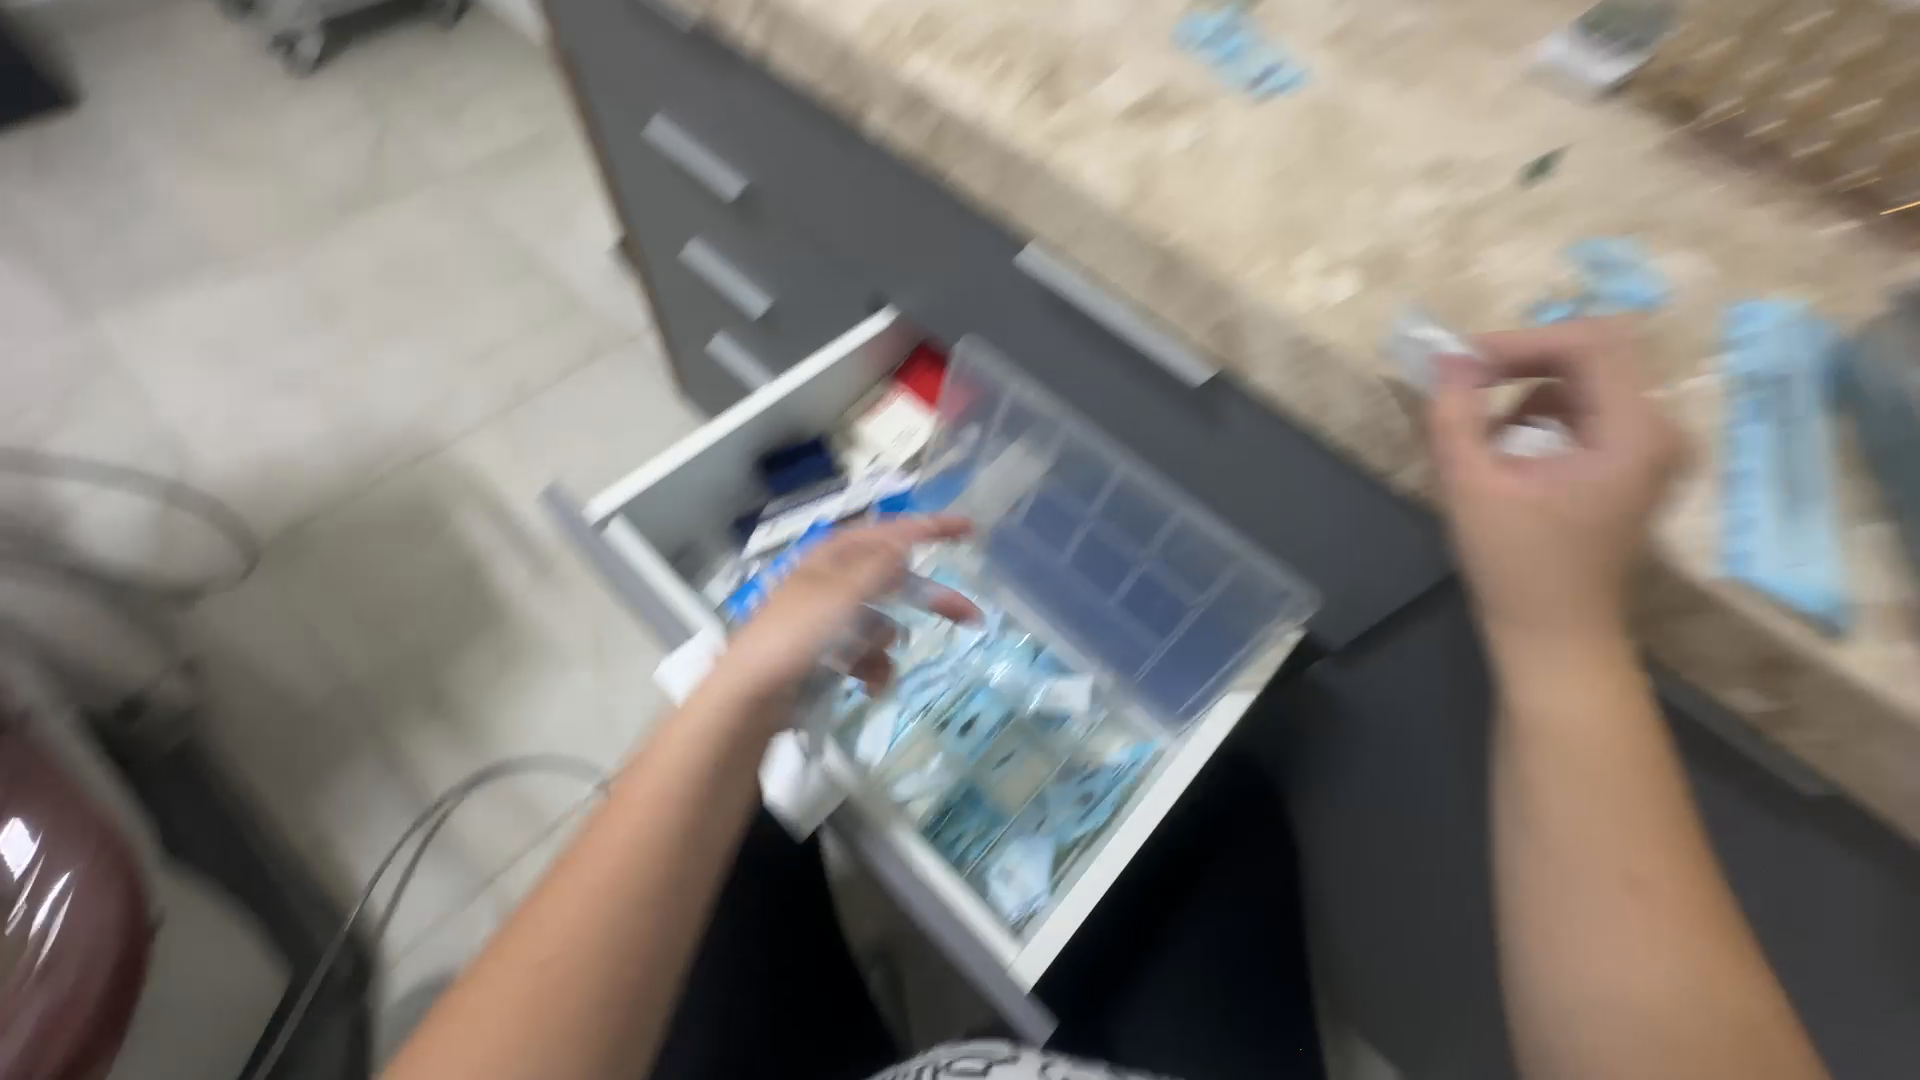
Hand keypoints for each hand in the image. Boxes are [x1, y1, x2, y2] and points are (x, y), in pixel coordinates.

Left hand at [703, 516, 981, 723]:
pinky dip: (871, 669)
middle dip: (928, 601)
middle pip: (895, 581)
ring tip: (873, 668)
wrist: (751, 695)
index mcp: (834, 557)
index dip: (929, 528)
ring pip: (883, 625)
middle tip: (971, 616)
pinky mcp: (828, 652)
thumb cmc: (794, 636)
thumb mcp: (840, 594)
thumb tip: (908, 539)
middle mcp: (834, 582)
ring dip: (885, 647)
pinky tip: (866, 686)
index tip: (968, 529)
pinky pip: (867, 654)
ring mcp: (831, 618)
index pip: (890, 532)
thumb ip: (879, 566)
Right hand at [1428, 319, 1684, 649]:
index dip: (1520, 341)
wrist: (1554, 632)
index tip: (1459, 363)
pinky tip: (1505, 450)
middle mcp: (1659, 428)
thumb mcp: (1470, 485)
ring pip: (1587, 379)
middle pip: (1594, 353)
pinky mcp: (1630, 462)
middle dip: (1520, 358)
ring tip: (1478, 428)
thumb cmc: (1515, 565)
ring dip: (1526, 388)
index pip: (1590, 342)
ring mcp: (1650, 446)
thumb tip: (1446, 358)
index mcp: (1635, 432)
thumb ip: (1454, 416)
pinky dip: (1538, 414)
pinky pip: (1585, 410)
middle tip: (1461, 381)